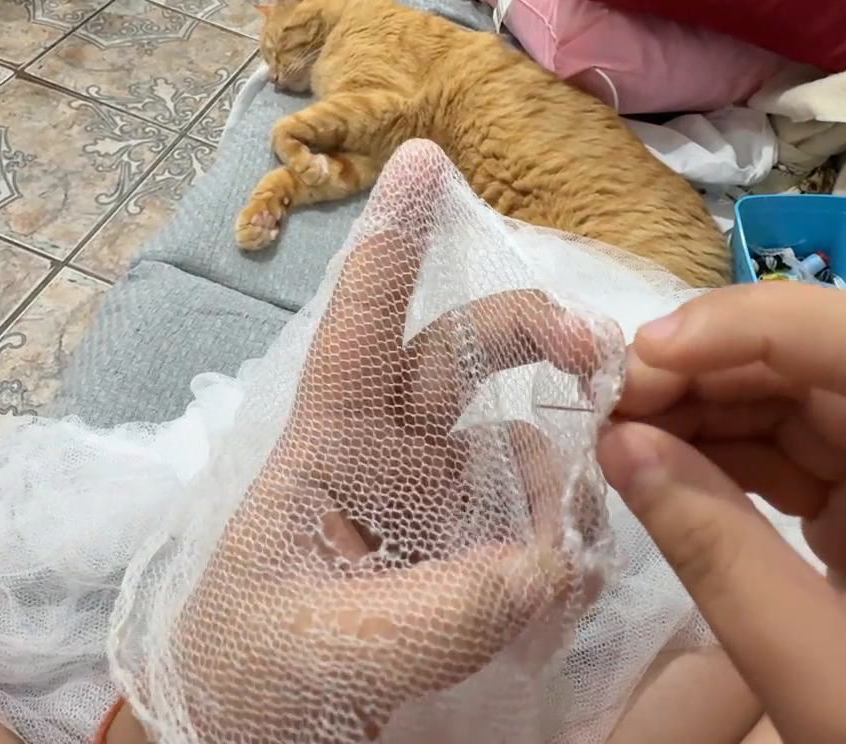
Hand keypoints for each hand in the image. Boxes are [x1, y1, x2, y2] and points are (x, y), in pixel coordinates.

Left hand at [166, 145, 623, 742]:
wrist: (251, 734)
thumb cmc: (249, 671)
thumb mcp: (331, 646)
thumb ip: (447, 608)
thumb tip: (556, 560)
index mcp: (328, 442)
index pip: (359, 322)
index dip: (392, 238)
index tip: (422, 159)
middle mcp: (386, 449)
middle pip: (461, 352)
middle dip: (526, 331)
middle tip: (595, 352)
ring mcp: (433, 495)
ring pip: (519, 441)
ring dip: (559, 478)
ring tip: (559, 561)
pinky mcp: (467, 544)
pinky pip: (535, 516)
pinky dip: (560, 541)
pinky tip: (553, 591)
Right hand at [599, 283, 845, 743]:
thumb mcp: (842, 702)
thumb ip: (725, 565)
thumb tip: (618, 443)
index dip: (772, 329)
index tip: (654, 349)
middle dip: (719, 359)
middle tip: (615, 388)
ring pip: (808, 394)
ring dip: (707, 393)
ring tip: (622, 417)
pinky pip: (792, 446)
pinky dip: (718, 439)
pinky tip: (661, 448)